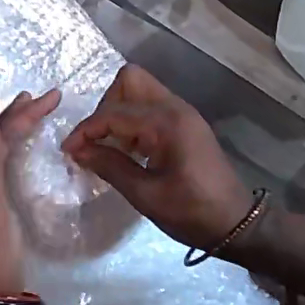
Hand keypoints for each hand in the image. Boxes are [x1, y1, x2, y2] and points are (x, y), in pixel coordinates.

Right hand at [62, 65, 252, 249]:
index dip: (86, 130)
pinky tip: (129, 150)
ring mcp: (183, 113)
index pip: (114, 113)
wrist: (236, 223)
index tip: (68, 151)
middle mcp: (176, 108)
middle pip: (130, 81)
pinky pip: (150, 107)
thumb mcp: (146, 195)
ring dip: (118, 112)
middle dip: (105, 106)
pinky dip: (133, 120)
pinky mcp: (185, 124)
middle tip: (96, 141)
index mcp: (167, 123)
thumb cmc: (192, 212)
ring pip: (140, 91)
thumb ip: (109, 167)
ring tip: (110, 147)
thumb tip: (77, 151)